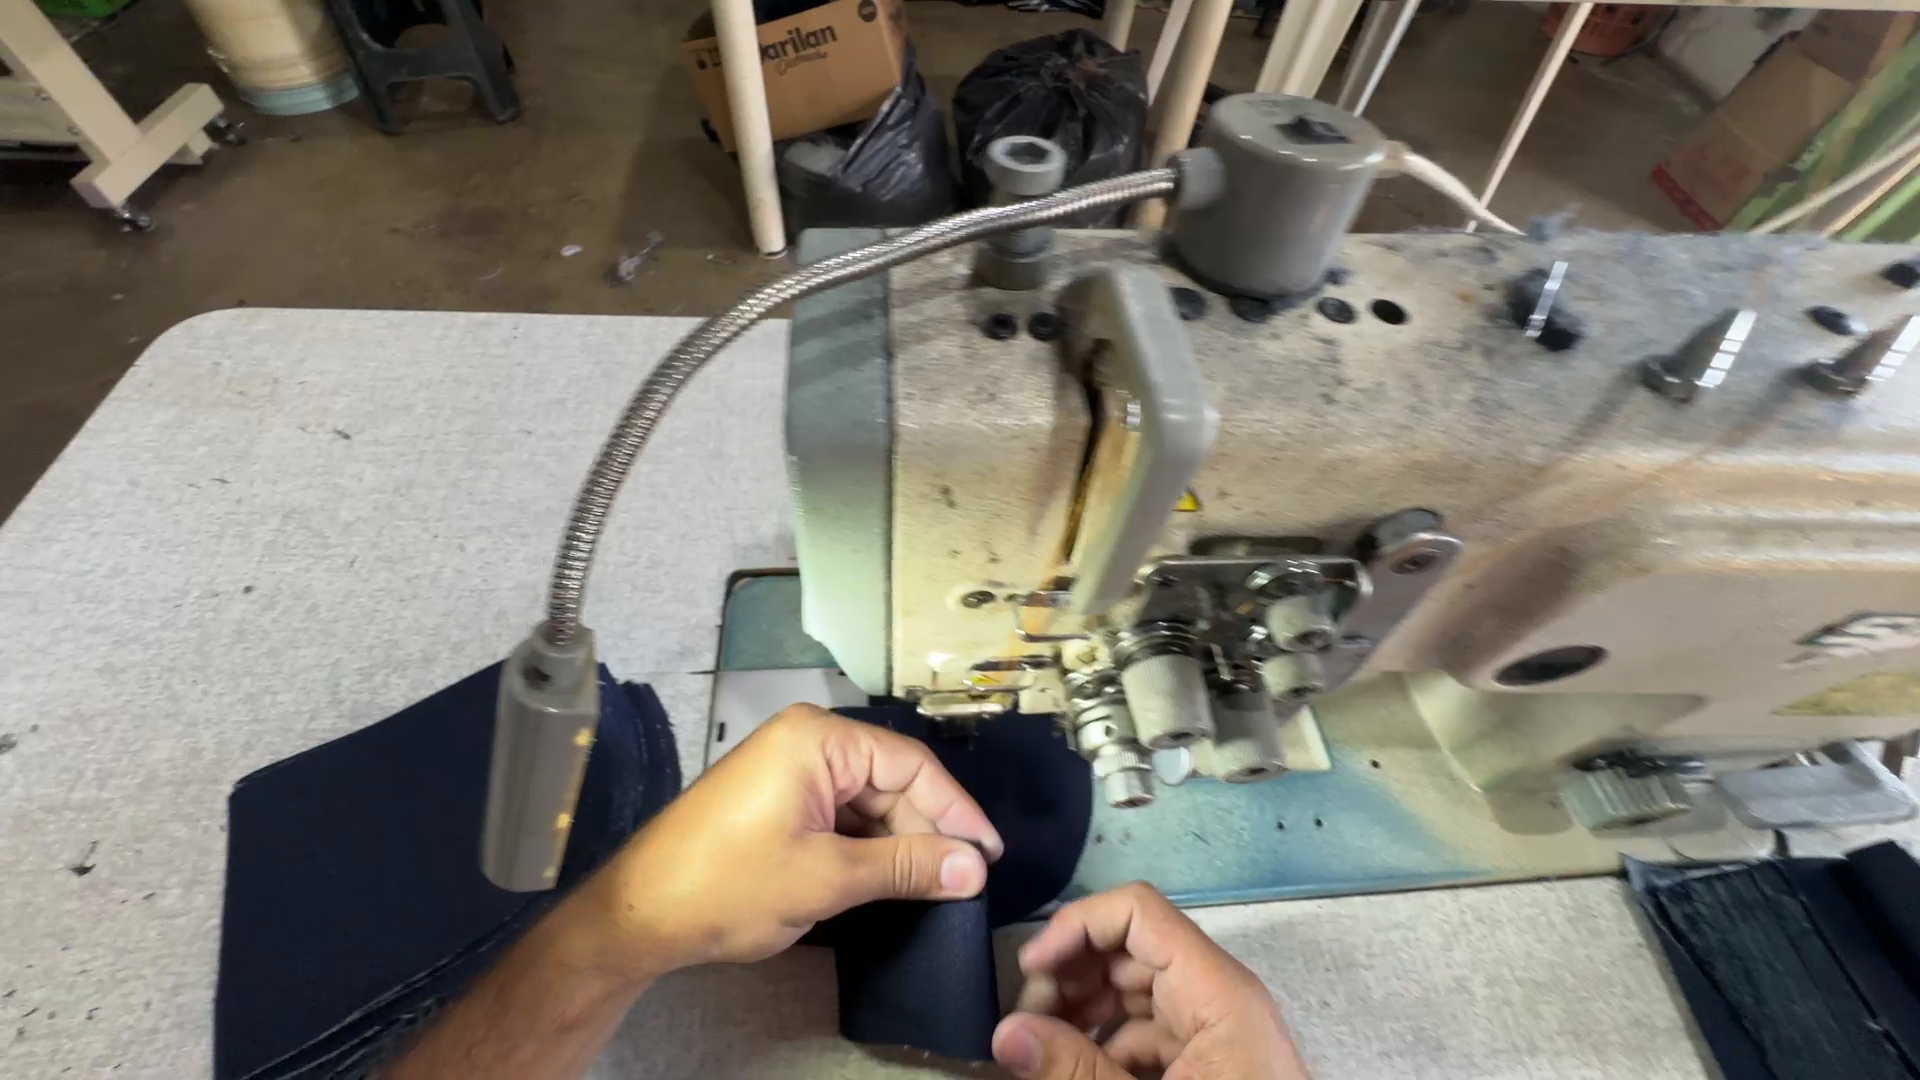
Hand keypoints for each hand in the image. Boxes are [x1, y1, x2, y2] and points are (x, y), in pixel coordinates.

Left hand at [565, 704, 1003, 982]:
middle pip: (891, 780)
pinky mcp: (782, 796)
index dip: (955, 809)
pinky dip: (867, 845)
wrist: (636, 916)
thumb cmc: (730, 884)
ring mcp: (793, 767)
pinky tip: (891, 875)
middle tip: (963, 877)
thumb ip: (906, 866)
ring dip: (898, 841)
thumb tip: (974, 868)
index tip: (988, 851)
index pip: (910, 764)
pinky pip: (842, 813)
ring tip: (934, 883)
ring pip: (869, 800)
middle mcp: (810, 740)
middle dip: (926, 829)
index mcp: (820, 738)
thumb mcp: (827, 878)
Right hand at [992, 883, 1308, 1079]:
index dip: (1078, 925)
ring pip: (1133, 993)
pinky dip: (1105, 1046)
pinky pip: (1146, 1035)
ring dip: (1081, 1012)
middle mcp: (1216, 996)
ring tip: (1039, 1048)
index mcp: (1216, 988)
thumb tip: (1004, 1034)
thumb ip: (1076, 1071)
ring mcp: (1213, 1033)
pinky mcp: (1208, 1068)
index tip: (1031, 969)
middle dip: (1070, 976)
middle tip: (1024, 1023)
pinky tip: (1073, 1071)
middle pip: (1129, 950)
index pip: (1137, 911)